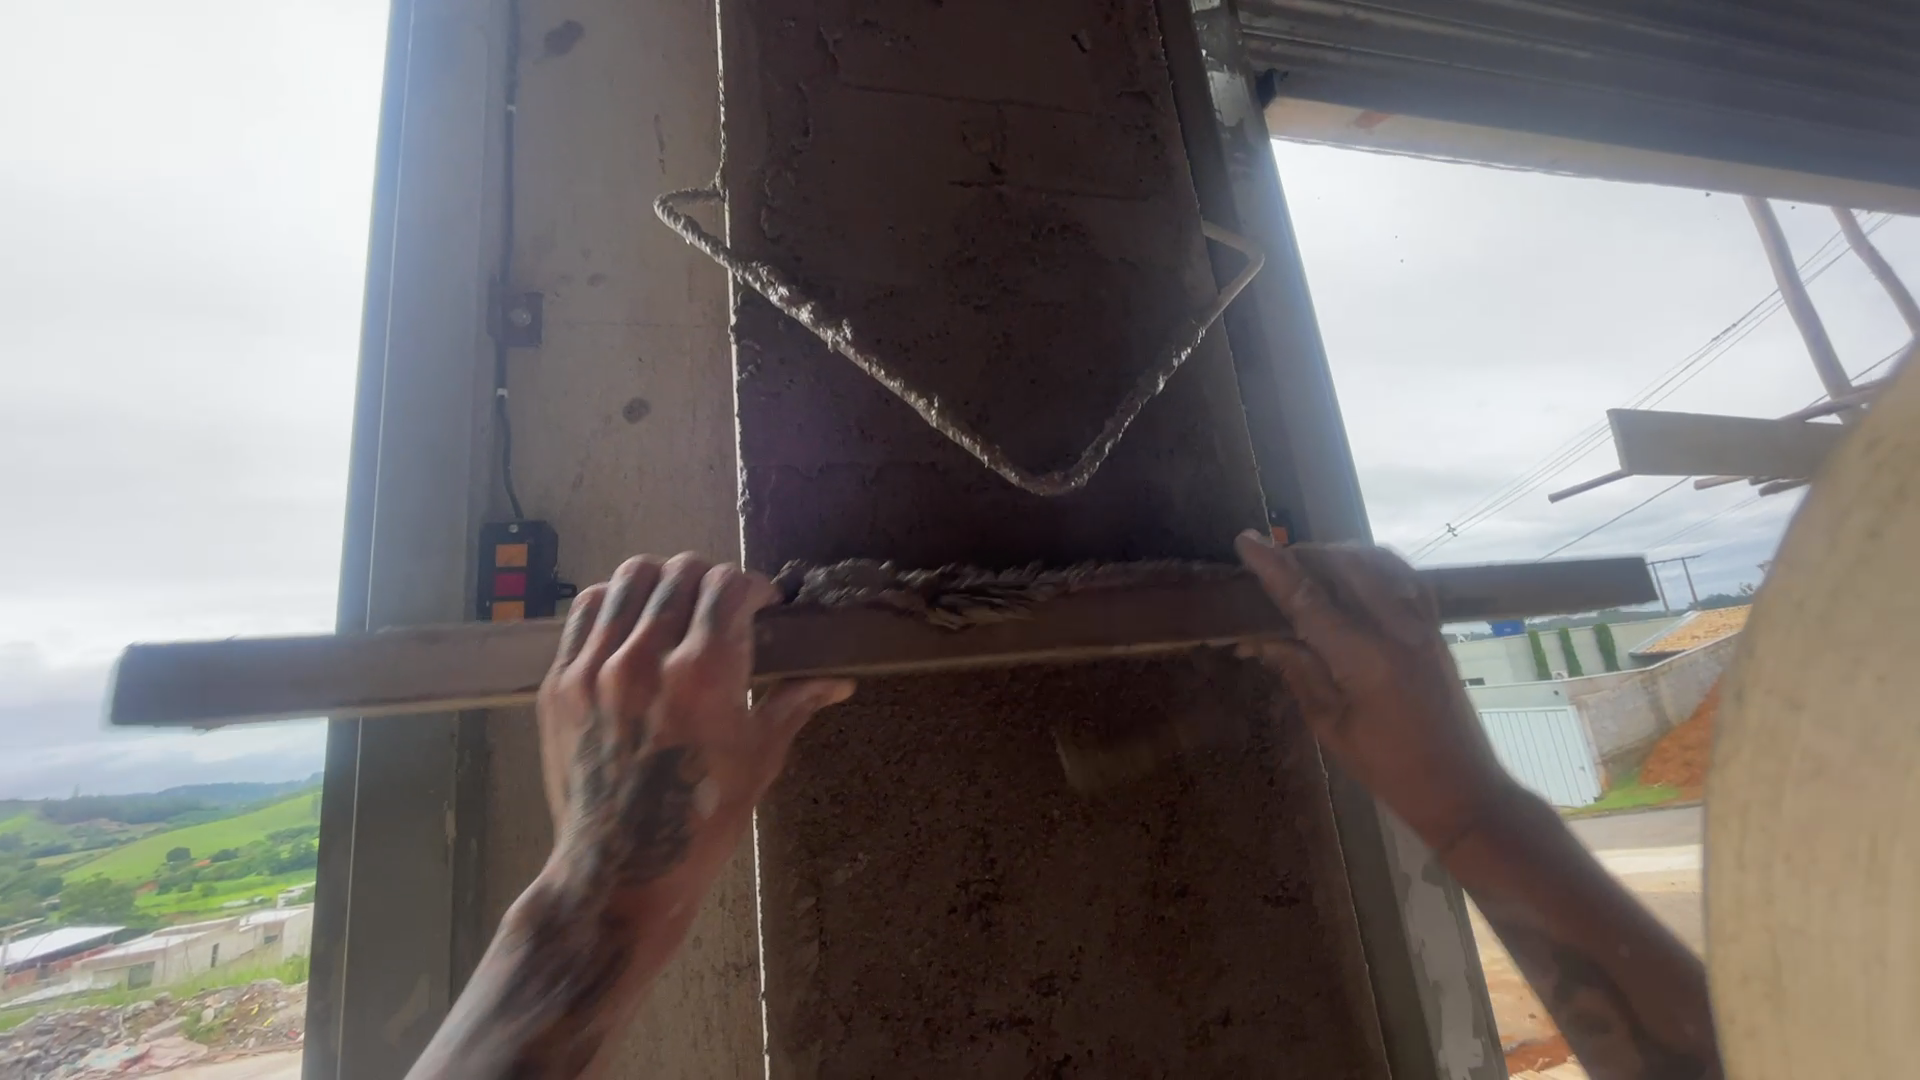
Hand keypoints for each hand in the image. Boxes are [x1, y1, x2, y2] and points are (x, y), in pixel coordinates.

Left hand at [534, 553, 853, 927]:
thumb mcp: (762, 756)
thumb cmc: (705, 814)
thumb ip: (797, 702)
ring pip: (629, 578)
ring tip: (676, 607)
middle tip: (723, 605)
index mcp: (705, 673)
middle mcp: (646, 657)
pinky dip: (616, 602)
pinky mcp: (560, 681)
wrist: (620, 869)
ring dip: (663, 582)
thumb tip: (842, 680)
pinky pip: (586, 609)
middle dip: (712, 579)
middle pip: (681, 571)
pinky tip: (633, 624)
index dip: (754, 585)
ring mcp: (595, 666)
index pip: (728, 584)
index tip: (763, 603)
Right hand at [1233, 533, 1514, 851]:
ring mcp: (1422, 625)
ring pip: (1377, 561)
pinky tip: (1353, 572)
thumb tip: (1257, 638)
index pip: (1307, 598)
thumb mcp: (1328, 724)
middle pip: (1343, 565)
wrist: (1461, 787)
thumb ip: (1296, 671)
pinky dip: (1372, 563)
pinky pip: (1404, 576)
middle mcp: (1396, 629)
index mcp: (1363, 658)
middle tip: (1272, 560)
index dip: (1273, 566)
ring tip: (1308, 562)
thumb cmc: (1386, 766)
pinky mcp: (1435, 628)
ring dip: (1338, 553)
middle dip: (1303, 554)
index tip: (1246, 540)